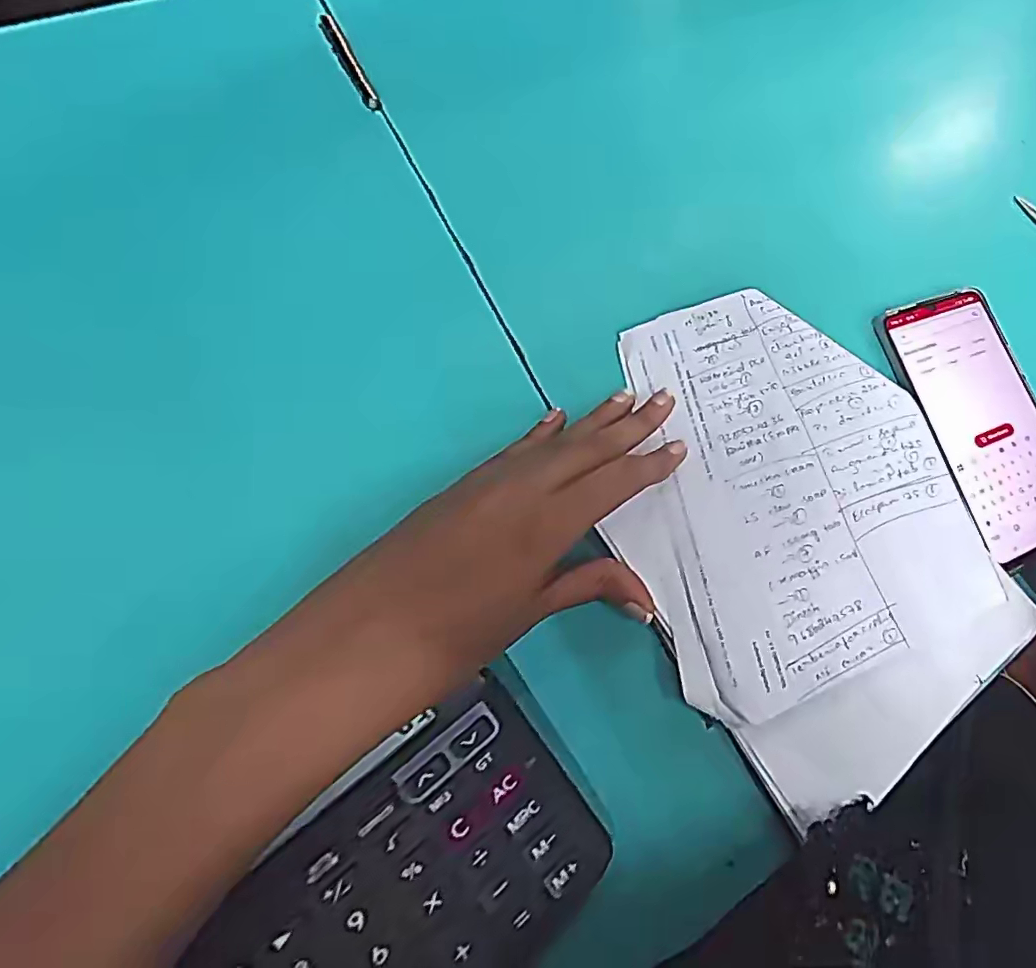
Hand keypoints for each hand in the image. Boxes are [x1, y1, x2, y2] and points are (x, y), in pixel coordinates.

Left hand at [288, 389, 685, 675]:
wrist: (359, 639)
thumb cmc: (455, 636)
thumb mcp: (530, 611)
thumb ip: (589, 586)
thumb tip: (645, 600)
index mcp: (547, 523)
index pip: (612, 483)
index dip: (648, 464)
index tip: (676, 445)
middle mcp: (522, 490)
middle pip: (587, 449)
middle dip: (629, 424)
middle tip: (661, 398)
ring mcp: (489, 482)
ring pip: (553, 442)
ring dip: (591, 420)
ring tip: (623, 397)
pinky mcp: (463, 485)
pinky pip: (515, 450)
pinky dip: (540, 434)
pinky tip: (555, 419)